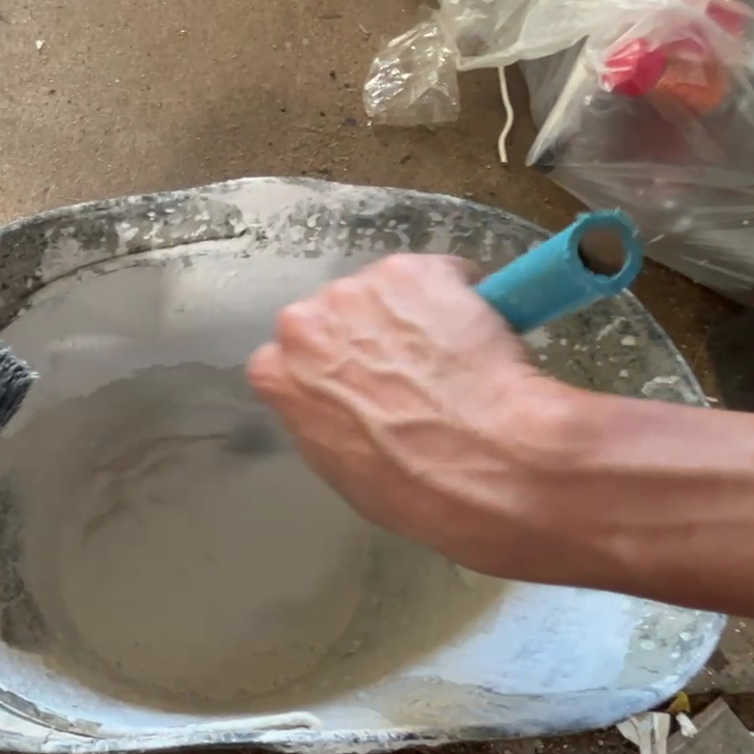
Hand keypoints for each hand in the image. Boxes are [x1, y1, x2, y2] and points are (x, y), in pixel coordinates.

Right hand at [247, 254, 585, 580]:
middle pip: (333, 314)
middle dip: (362, 333)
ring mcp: (360, 289)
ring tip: (447, 356)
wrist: (477, 459)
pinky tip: (478, 339)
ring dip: (409, 314)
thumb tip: (340, 401)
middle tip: (404, 369)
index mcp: (276, 372)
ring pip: (385, 292)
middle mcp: (306, 320)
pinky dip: (459, 298)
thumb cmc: (402, 483)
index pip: (289, 354)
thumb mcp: (333, 461)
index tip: (353, 380)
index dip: (327, 364)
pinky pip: (440, 277)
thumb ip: (318, 413)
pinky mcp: (416, 270)